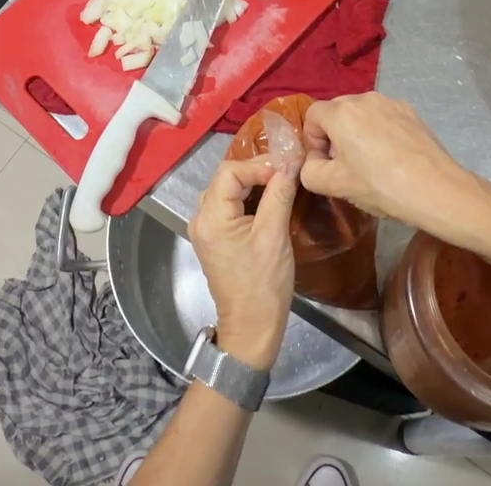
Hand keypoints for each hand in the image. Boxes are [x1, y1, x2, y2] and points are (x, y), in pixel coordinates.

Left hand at [188, 156, 299, 371]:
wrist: (252, 328)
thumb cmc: (263, 284)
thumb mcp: (274, 235)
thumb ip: (279, 194)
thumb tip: (289, 162)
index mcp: (211, 218)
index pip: (230, 172)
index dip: (258, 165)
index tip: (286, 170)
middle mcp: (201, 219)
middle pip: (225, 179)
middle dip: (256, 171)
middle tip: (287, 171)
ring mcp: (205, 230)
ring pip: (226, 191)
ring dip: (252, 183)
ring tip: (280, 182)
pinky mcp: (214, 239)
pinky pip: (228, 206)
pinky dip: (247, 198)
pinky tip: (268, 199)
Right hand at [300, 93, 477, 233]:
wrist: (437, 190)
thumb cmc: (380, 186)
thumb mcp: (334, 186)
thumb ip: (309, 171)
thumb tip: (314, 162)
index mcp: (341, 112)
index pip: (312, 115)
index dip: (312, 140)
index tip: (324, 164)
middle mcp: (364, 98)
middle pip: (337, 111)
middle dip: (334, 135)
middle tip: (345, 165)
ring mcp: (391, 102)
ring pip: (362, 114)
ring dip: (357, 133)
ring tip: (370, 162)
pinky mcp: (412, 112)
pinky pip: (384, 117)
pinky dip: (380, 132)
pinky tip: (392, 158)